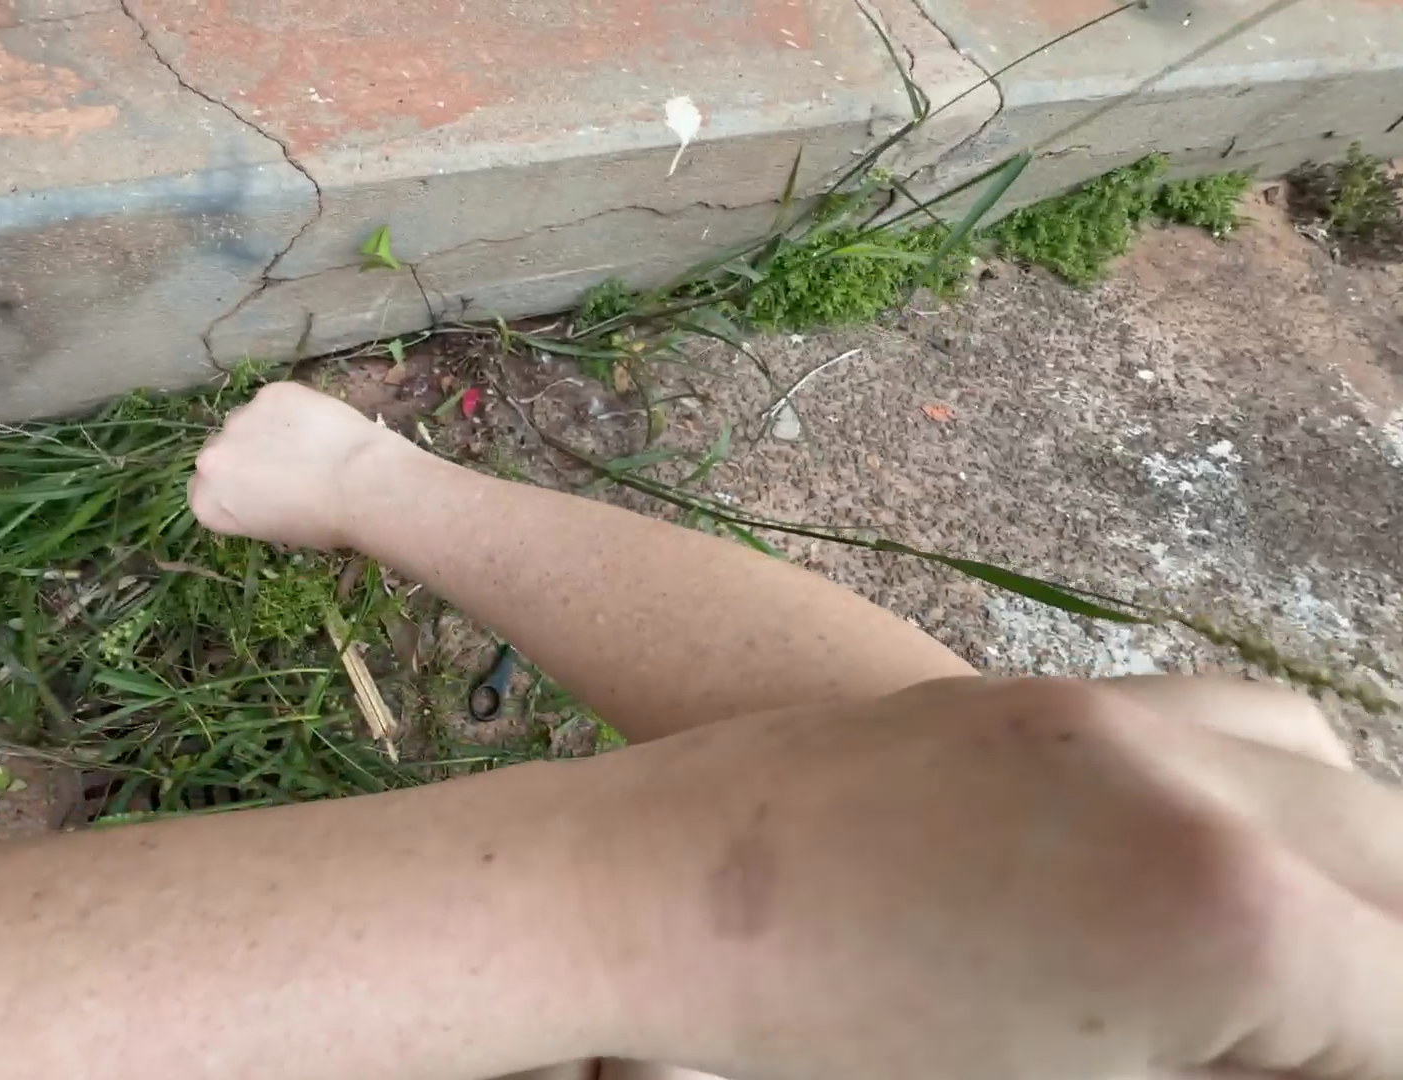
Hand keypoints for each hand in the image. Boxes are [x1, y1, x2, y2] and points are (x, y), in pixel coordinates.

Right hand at [189, 382, 418, 549]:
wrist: (361, 483)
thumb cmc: (325, 522)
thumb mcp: (279, 531)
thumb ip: (253, 508)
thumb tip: (266, 492)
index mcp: (208, 503)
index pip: (205, 492)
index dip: (234, 490)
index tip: (258, 492)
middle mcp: (211, 460)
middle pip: (222, 454)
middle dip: (247, 458)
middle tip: (286, 467)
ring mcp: (239, 420)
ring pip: (248, 423)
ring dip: (269, 431)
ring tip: (309, 445)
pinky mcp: (270, 394)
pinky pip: (277, 402)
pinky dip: (295, 411)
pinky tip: (321, 426)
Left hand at [603, 677, 1401, 1079]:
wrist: (647, 882)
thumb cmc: (820, 1032)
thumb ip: (1204, 1047)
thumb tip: (1262, 1028)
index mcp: (1227, 911)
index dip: (1358, 1054)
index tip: (1272, 1056)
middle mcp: (1171, 772)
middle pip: (1395, 869)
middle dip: (1375, 966)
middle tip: (1283, 1025)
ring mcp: (1068, 703)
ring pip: (1300, 762)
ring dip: (1323, 855)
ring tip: (1257, 949)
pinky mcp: (992, 688)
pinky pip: (1171, 715)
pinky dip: (1214, 782)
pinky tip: (1148, 853)